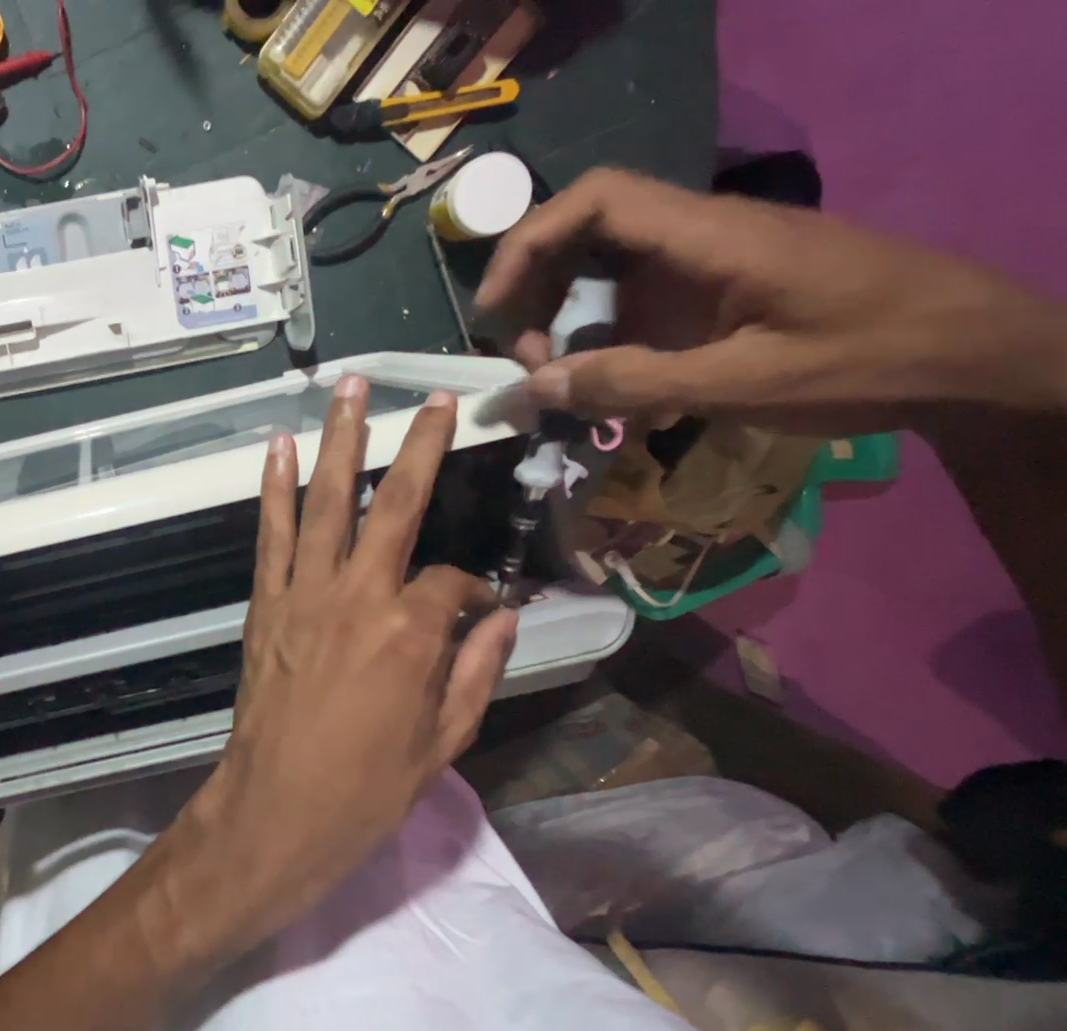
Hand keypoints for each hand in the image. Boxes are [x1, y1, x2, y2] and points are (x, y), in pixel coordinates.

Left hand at [147, 376, 518, 967]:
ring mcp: (302, 594)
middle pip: (393, 503)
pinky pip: (270, 535)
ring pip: (324, 502)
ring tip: (346, 386)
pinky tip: (276, 447)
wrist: (275, 809)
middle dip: (418, 444)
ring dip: (336, 440)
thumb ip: (478, 668)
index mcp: (411, 633)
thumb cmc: (367, 788)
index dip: (474, 588)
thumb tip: (503, 613)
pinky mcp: (263, 604)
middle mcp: (356, 596)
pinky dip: (271, 489)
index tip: (480, 606)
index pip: (453, 580)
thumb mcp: (445, 740)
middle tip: (434, 396)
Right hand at [475, 168, 1066, 434]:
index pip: (594, 200)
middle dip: (536, 291)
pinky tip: (610, 387)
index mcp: (708, 235)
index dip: (528, 241)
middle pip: (586, 233)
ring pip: (606, 272)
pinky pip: (639, 304)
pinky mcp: (720, 293)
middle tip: (525, 361)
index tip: (494, 306)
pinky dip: (606, 341)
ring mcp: (710, 264)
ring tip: (560, 382)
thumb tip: (535, 387)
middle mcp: (700, 237)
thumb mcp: (741, 384)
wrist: (977, 358)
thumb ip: (632, 383)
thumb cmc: (868, 361)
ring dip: (566, 322)